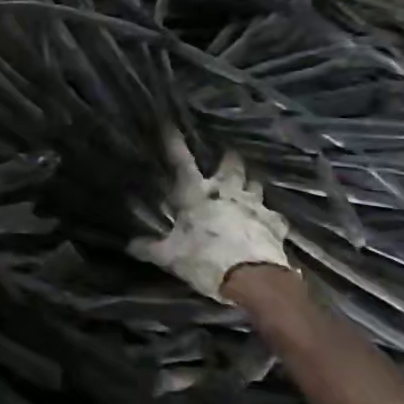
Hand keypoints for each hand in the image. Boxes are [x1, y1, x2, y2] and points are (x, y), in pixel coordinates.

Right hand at [131, 128, 290, 300]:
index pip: (181, 162)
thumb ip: (148, 248)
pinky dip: (269, 215)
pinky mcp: (275, 225)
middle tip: (226, 153)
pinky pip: (273, 214)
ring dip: (249, 182)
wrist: (255, 280)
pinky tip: (267, 219)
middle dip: (228, 157)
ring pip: (255, 184)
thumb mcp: (169, 256)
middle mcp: (226, 193)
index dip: (174, 142)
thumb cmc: (205, 260)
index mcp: (196, 195)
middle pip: (232, 166)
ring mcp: (255, 207)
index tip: (169, 123)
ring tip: (246, 184)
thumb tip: (128, 245)